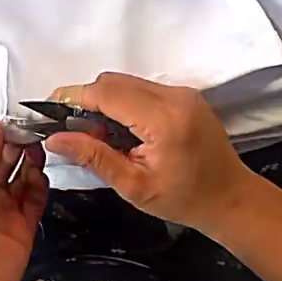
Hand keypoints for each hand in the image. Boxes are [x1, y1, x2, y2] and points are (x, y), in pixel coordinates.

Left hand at [0, 121, 47, 280]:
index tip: (14, 116)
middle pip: (3, 159)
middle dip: (16, 142)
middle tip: (35, 126)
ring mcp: (3, 211)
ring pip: (21, 176)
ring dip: (30, 159)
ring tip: (42, 144)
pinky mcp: (22, 229)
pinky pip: (35, 200)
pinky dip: (41, 185)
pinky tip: (44, 173)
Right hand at [40, 72, 258, 235]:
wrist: (231, 198)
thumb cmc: (184, 198)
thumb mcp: (132, 185)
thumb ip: (92, 157)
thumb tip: (55, 138)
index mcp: (164, 121)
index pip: (106, 93)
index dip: (73, 98)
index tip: (49, 111)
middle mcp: (175, 97)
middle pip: (112, 81)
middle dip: (85, 101)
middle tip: (75, 132)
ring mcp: (181, 93)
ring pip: (123, 82)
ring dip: (102, 102)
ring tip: (99, 135)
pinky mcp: (182, 95)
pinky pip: (139, 87)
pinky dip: (120, 102)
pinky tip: (120, 130)